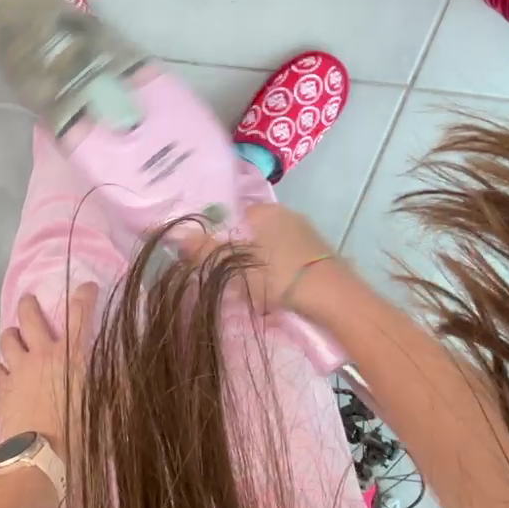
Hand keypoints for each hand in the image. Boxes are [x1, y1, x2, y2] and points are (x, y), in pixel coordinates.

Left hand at [0, 282, 98, 457]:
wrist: (40, 457)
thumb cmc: (79, 433)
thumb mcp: (108, 407)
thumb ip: (115, 385)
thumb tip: (125, 371)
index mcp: (72, 356)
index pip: (80, 314)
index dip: (85, 295)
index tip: (87, 287)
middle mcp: (42, 354)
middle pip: (30, 317)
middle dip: (29, 305)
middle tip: (29, 301)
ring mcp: (17, 370)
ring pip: (8, 338)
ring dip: (13, 335)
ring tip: (15, 336)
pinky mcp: (1, 389)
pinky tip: (2, 370)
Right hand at [180, 204, 344, 317]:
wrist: (332, 296)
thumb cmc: (277, 275)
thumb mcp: (234, 265)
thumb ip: (204, 250)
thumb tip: (176, 235)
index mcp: (264, 211)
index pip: (231, 218)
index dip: (218, 240)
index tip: (212, 263)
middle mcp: (286, 215)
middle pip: (250, 235)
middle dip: (238, 257)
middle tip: (231, 283)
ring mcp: (306, 235)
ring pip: (269, 251)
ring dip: (258, 269)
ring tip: (253, 294)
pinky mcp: (319, 256)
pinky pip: (287, 263)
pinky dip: (278, 277)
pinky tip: (275, 296)